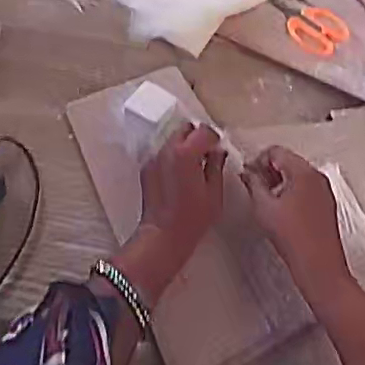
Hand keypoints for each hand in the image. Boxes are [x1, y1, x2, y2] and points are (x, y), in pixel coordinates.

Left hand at [137, 123, 227, 253]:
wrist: (163, 234)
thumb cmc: (193, 217)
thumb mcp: (214, 193)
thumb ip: (216, 165)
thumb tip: (219, 151)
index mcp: (186, 153)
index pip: (203, 131)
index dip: (214, 138)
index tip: (218, 149)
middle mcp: (167, 149)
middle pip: (184, 129)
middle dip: (196, 137)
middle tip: (205, 155)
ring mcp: (154, 156)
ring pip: (172, 139)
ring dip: (183, 146)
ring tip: (191, 166)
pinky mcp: (146, 166)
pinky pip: (162, 152)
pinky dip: (171, 157)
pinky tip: (176, 176)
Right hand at [241, 146, 352, 293]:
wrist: (320, 269)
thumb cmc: (296, 240)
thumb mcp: (263, 206)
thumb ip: (252, 182)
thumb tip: (248, 173)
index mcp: (304, 172)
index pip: (275, 151)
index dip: (257, 161)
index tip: (249, 174)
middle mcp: (317, 178)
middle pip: (287, 160)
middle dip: (268, 170)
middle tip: (254, 186)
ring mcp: (324, 192)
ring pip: (296, 174)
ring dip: (278, 181)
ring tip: (266, 201)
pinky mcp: (326, 206)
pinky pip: (305, 188)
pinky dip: (291, 192)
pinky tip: (281, 211)